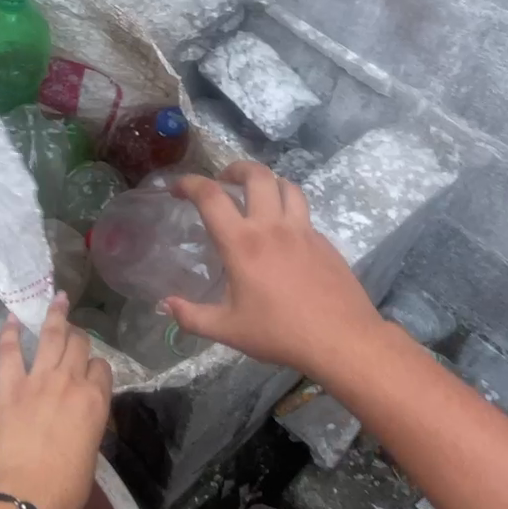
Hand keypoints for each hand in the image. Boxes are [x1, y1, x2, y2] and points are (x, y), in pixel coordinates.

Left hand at [0, 293, 114, 508]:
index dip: (96, 366)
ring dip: (55, 314)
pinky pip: (10, 350)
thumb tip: (79, 420)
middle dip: (78, 335)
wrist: (26, 496)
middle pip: (79, 344)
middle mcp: (71, 381)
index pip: (102, 368)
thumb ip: (87, 425)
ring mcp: (39, 379)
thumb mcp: (90, 453)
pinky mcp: (9, 385)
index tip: (90, 369)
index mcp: (96, 401)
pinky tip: (12, 317)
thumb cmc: (66, 488)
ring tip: (57, 299)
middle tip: (74, 332)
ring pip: (51, 335)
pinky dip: (10, 331)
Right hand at [164, 161, 382, 377]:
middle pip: (256, 175)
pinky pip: (304, 212)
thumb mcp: (228, 330)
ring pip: (287, 186)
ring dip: (268, 182)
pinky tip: (284, 233)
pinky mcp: (324, 241)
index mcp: (242, 243)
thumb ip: (192, 317)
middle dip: (235, 169)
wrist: (342, 339)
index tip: (178, 188)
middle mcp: (272, 226)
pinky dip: (289, 209)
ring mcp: (303, 231)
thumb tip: (166, 304)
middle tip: (224, 180)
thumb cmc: (280, 333)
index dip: (189, 183)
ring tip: (258, 194)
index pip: (210, 196)